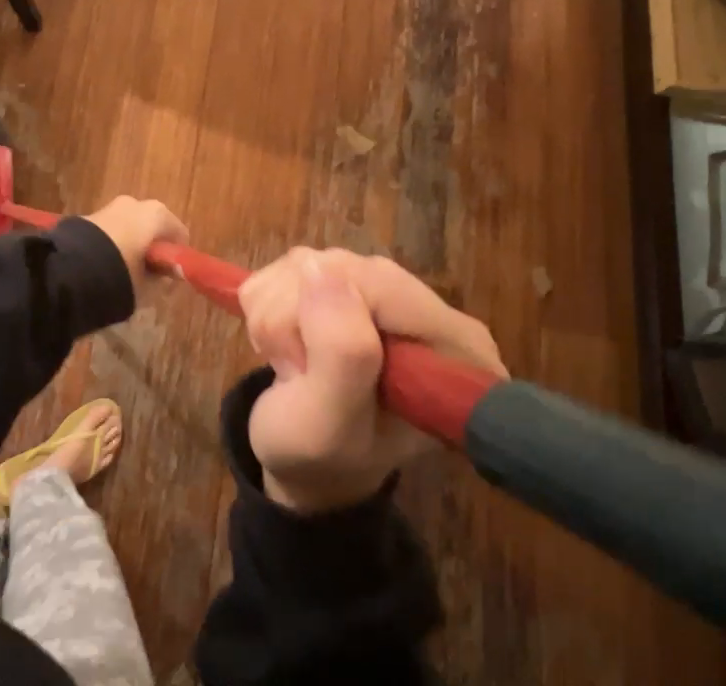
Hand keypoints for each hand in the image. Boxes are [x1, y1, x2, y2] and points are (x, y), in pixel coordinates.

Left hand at [83, 196, 187, 302]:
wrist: (74, 267)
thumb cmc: (123, 273)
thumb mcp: (148, 284)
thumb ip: (161, 277)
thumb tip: (166, 274)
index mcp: (156, 214)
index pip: (179, 234)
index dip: (176, 256)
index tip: (169, 275)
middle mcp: (135, 204)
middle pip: (152, 226)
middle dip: (151, 247)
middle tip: (147, 273)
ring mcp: (110, 207)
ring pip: (129, 226)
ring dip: (130, 243)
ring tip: (124, 270)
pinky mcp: (88, 217)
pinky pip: (109, 231)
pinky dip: (112, 243)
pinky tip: (105, 263)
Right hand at [240, 248, 505, 512]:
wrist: (306, 464)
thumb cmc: (321, 459)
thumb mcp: (327, 425)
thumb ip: (340, 353)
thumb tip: (320, 269)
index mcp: (456, 348)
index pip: (380, 284)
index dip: (324, 317)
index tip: (307, 369)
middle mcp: (430, 309)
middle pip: (342, 268)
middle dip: (294, 318)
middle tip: (298, 372)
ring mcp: (387, 292)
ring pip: (311, 261)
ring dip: (276, 313)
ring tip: (293, 363)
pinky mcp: (350, 283)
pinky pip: (294, 263)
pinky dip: (269, 302)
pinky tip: (287, 341)